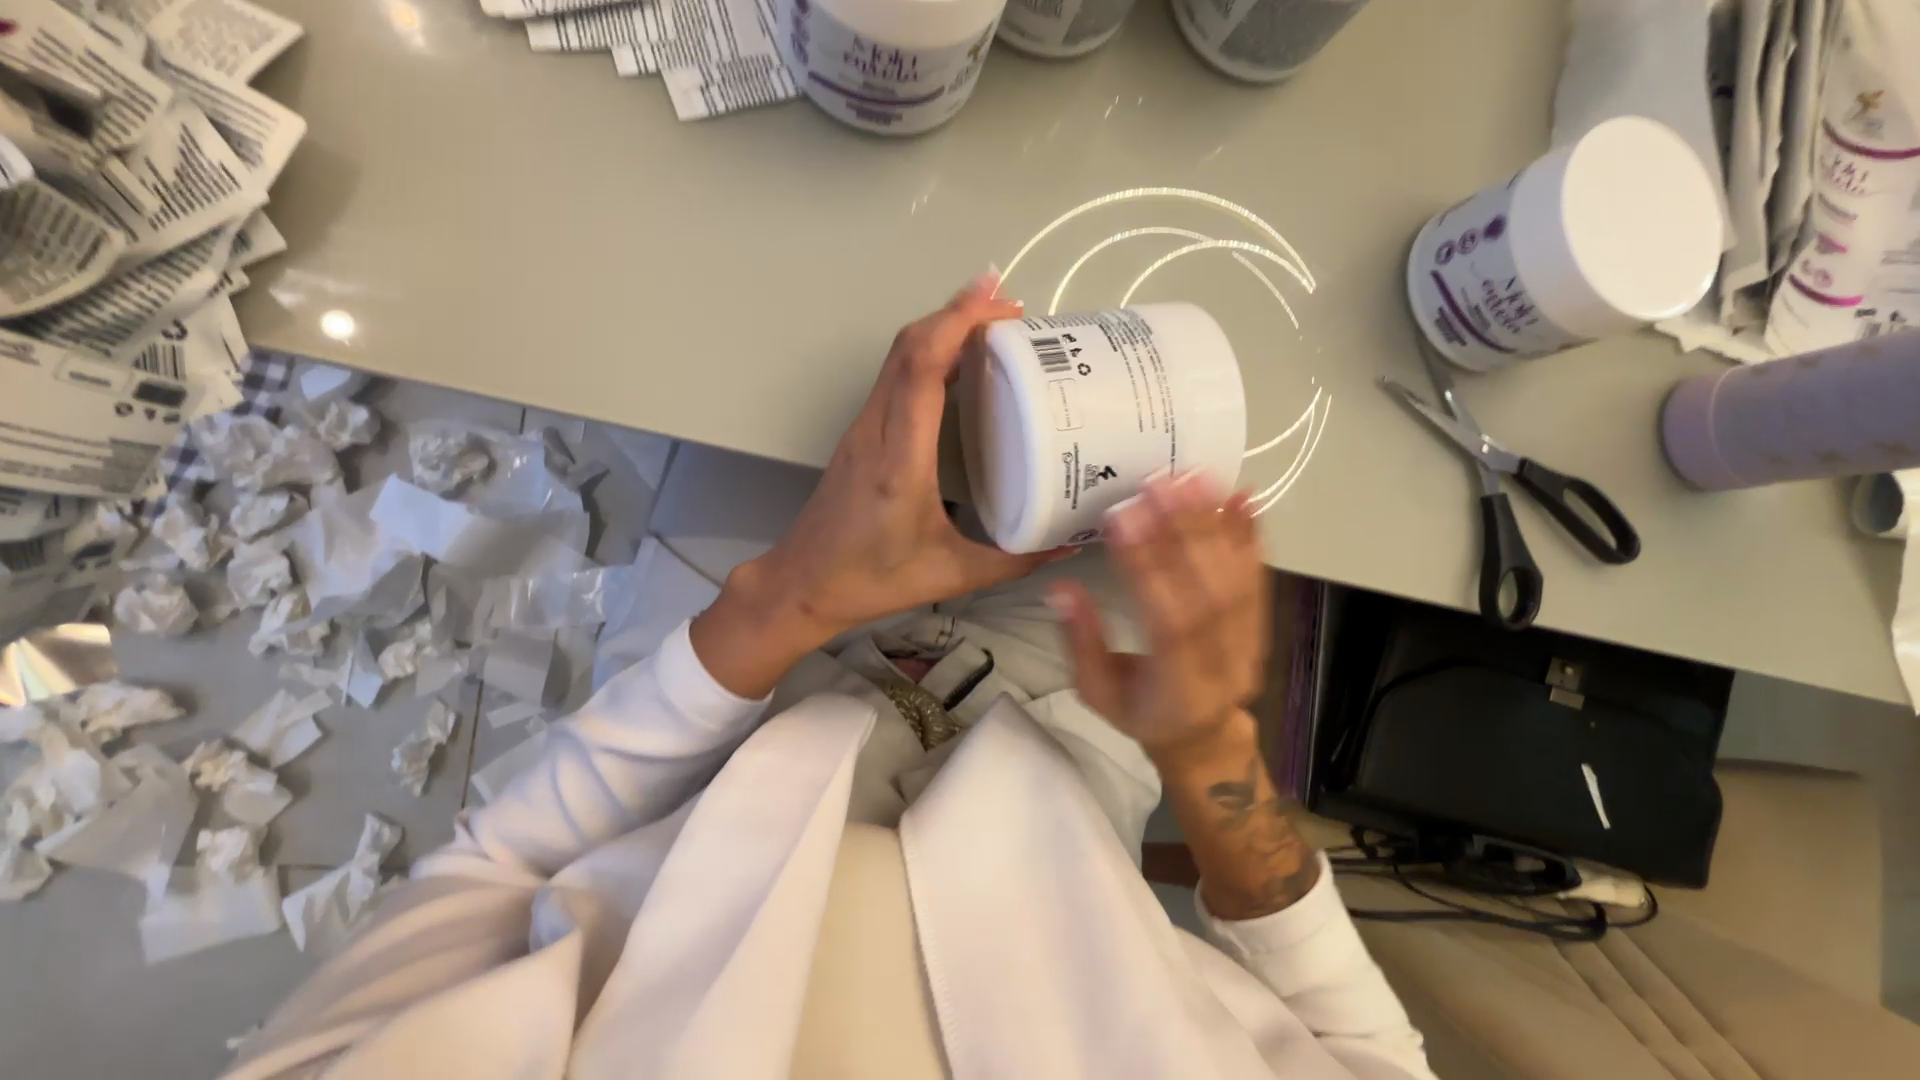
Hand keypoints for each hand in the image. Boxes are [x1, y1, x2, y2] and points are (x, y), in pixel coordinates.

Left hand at [692, 274, 1066, 696]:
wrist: (802, 584)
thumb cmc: (872, 580)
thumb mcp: (952, 575)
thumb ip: (1015, 561)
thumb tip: (1071, 544)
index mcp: (901, 458)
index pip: (922, 367)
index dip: (959, 322)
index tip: (1004, 305)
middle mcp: (877, 429)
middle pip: (909, 346)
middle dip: (958, 312)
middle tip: (1013, 309)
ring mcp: (863, 427)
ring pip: (898, 355)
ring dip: (942, 327)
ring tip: (994, 324)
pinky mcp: (861, 433)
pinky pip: (895, 375)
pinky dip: (928, 352)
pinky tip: (959, 362)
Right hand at [1049, 470, 1269, 762]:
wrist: (1202, 735)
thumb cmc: (1140, 712)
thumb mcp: (1096, 692)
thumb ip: (1081, 641)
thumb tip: (1060, 588)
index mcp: (1177, 683)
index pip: (1167, 619)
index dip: (1145, 567)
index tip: (1123, 517)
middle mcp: (1221, 660)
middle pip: (1209, 591)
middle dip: (1184, 531)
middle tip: (1161, 482)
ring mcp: (1248, 640)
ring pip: (1236, 578)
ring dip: (1216, 522)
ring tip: (1194, 475)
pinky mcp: (1259, 621)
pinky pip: (1259, 577)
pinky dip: (1251, 534)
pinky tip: (1242, 496)